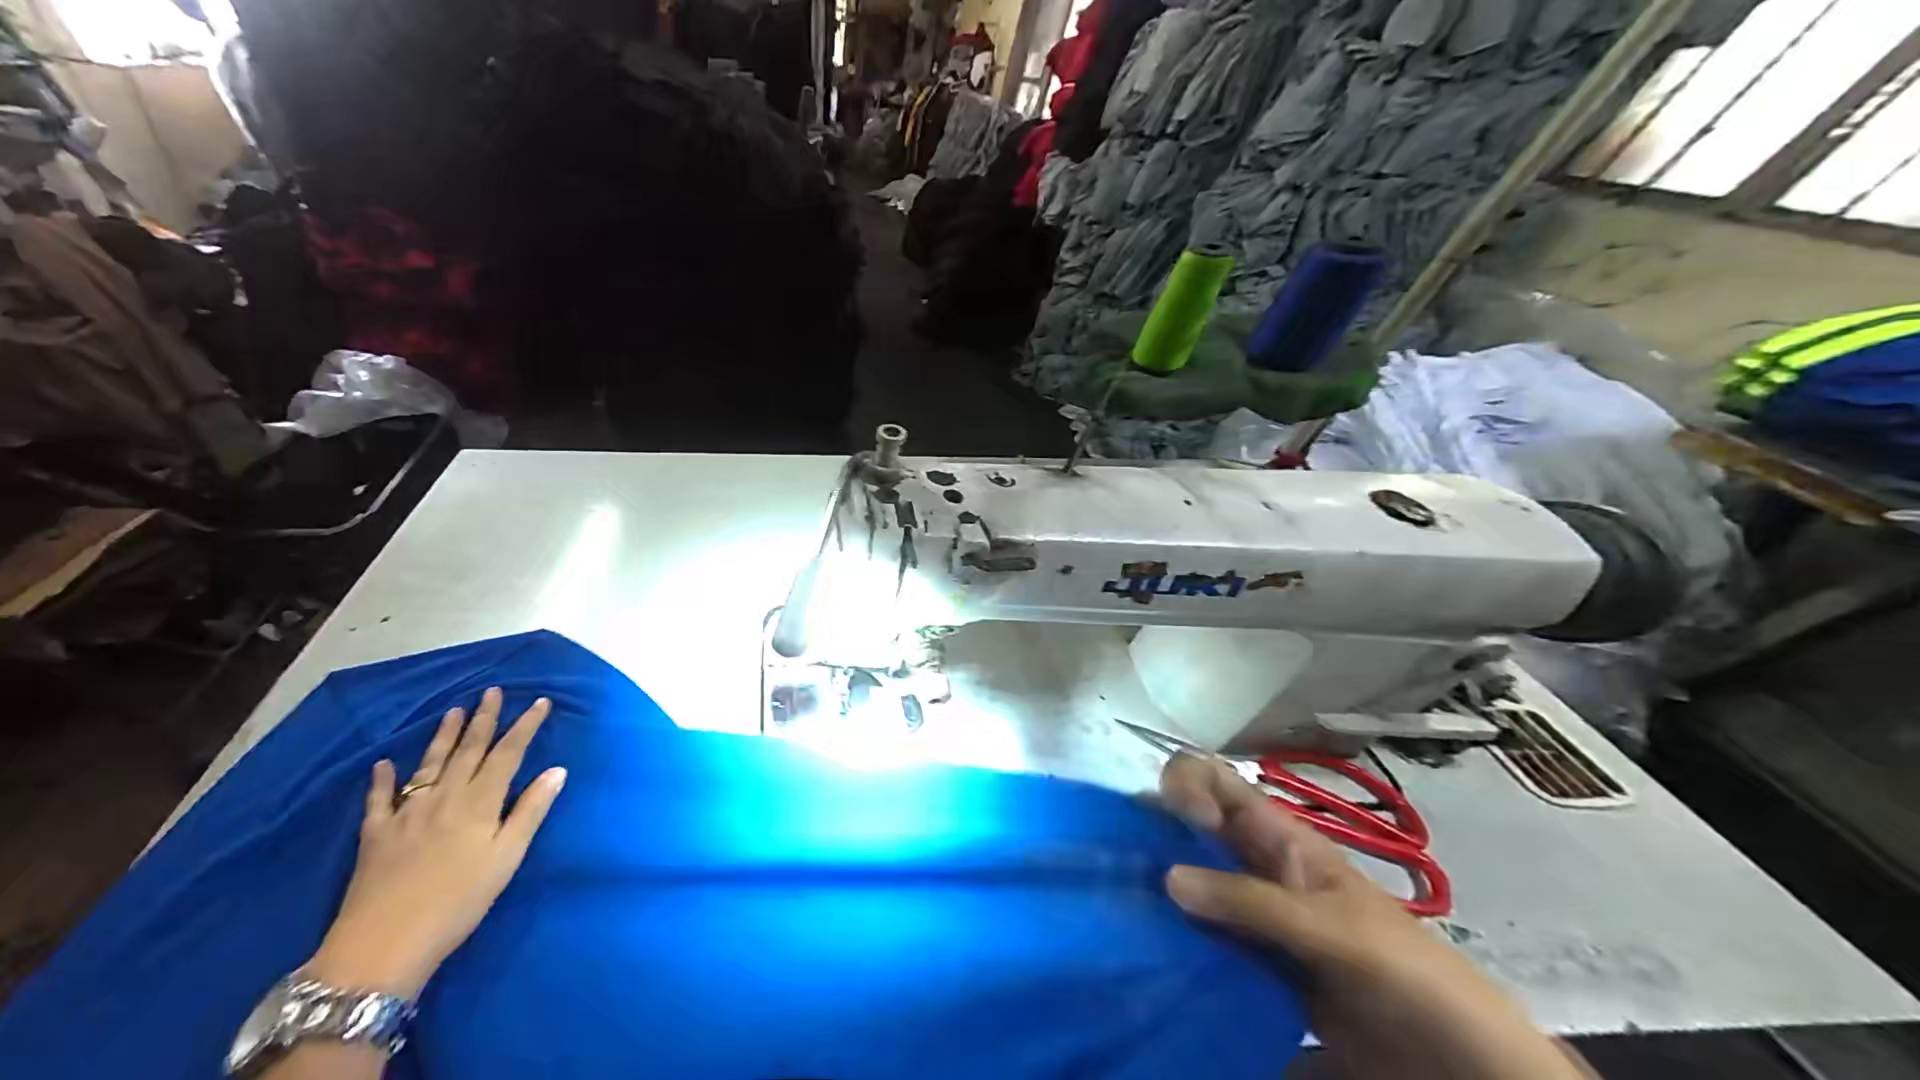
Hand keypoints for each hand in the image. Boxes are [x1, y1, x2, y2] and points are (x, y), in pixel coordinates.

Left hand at [308, 688, 566, 999]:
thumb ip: (530, 811)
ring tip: (453, 711)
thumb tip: (557, 770)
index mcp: (479, 802)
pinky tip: (383, 764)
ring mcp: (406, 814)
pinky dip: (382, 780)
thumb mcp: (507, 858)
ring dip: (443, 736)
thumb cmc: (459, 902)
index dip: (525, 726)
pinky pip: (379, 800)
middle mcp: (444, 797)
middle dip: (484, 719)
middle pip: (469, 751)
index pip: (508, 754)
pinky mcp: (375, 836)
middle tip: (493, 691)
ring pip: (430, 765)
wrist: (383, 945)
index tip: (541, 702)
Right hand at [1160, 755, 1593, 1079]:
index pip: (1221, 783)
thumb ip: (1253, 903)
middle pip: (1194, 832)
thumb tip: (1167, 878)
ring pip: (1192, 884)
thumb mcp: (1332, 930)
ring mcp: (1254, 917)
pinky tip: (1146, 949)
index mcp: (1283, 840)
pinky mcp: (1252, 963)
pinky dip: (1174, 937)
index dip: (1187, 782)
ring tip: (1118, 906)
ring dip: (1156, 889)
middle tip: (1116, 863)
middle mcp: (1259, 868)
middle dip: (1154, 834)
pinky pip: (1203, 937)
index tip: (1172, 817)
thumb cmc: (1403, 971)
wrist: (1455, 1061)